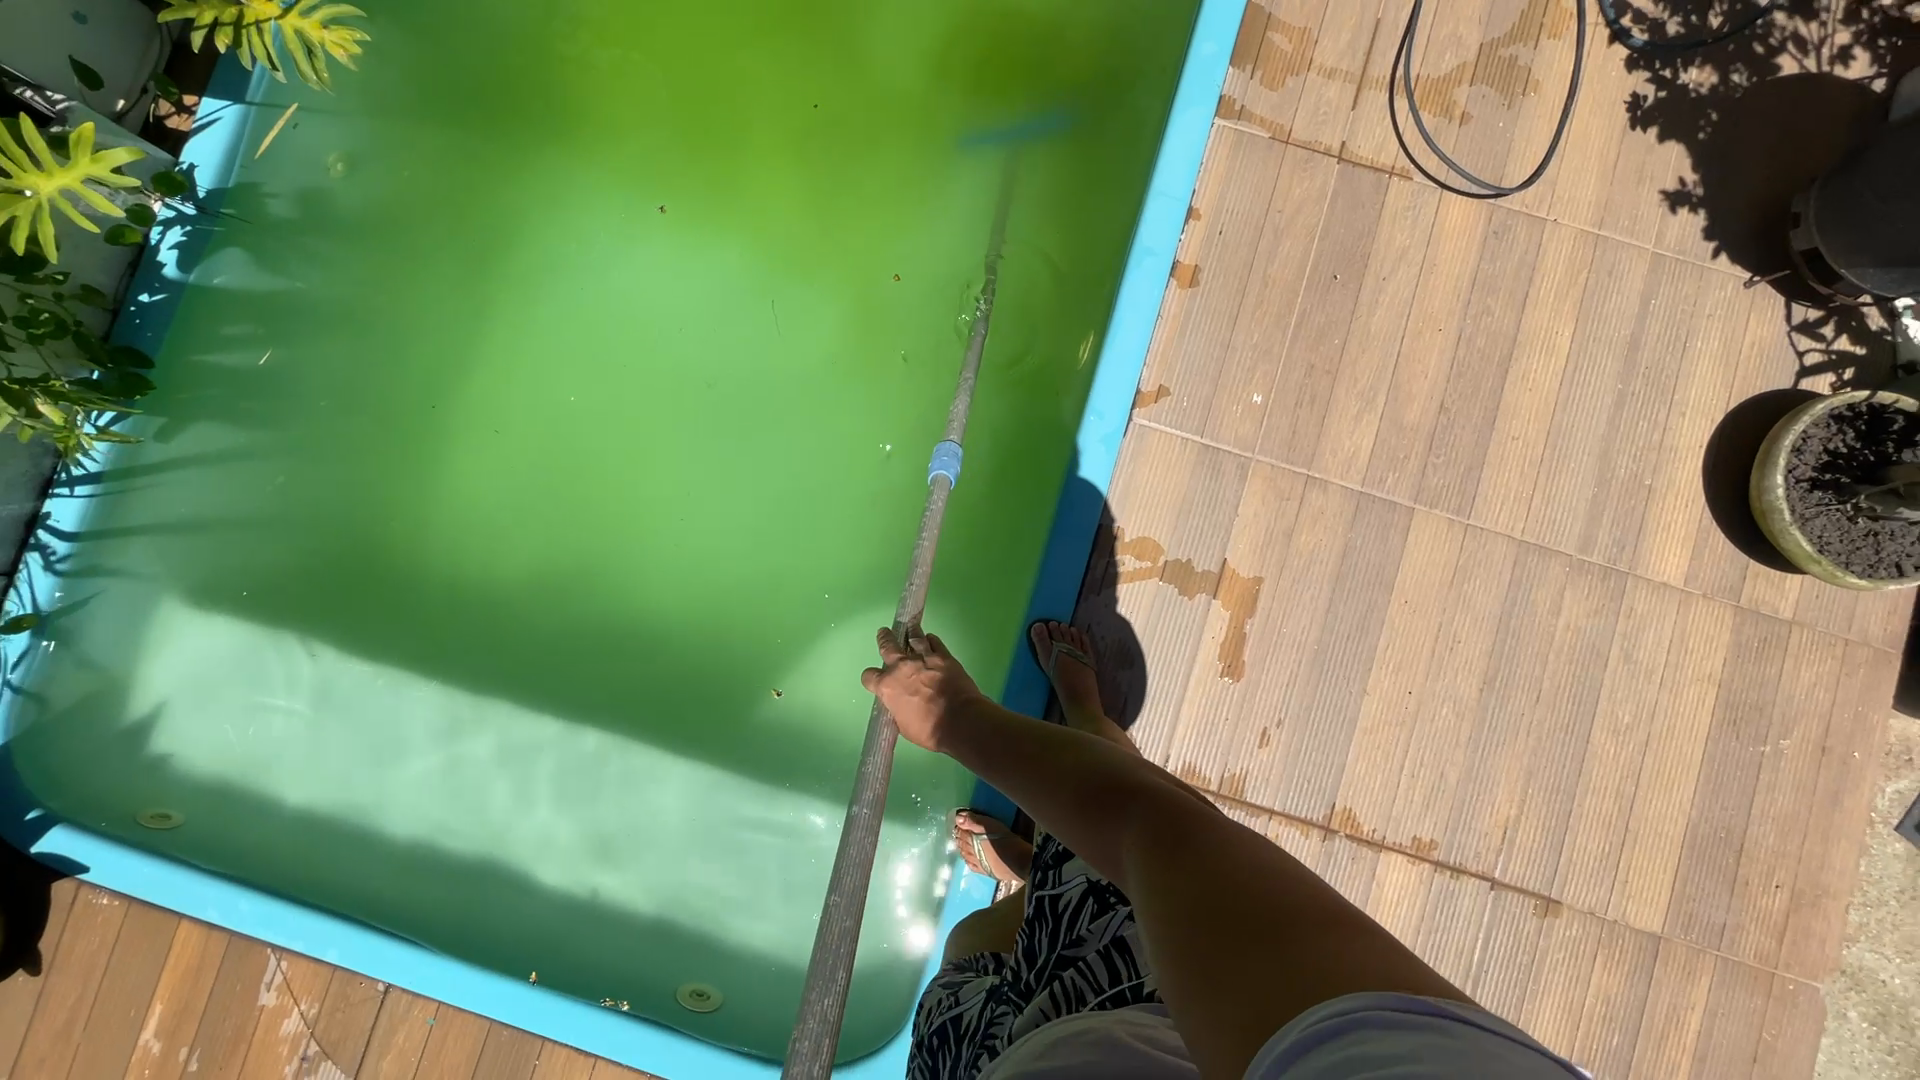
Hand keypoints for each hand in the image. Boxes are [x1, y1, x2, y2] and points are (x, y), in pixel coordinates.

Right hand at [860, 626, 983, 752]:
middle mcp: (901, 667)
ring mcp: (923, 658)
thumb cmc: (928, 729)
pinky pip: (934, 642)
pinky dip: (931, 640)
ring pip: (913, 638)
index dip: (871, 678)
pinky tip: (930, 639)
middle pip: (887, 646)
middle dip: (884, 639)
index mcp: (887, 686)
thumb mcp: (903, 725)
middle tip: (884, 633)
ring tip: (910, 627)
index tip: (874, 680)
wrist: (959, 720)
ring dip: (911, 633)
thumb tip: (899, 703)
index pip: (869, 676)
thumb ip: (897, 707)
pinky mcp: (943, 657)